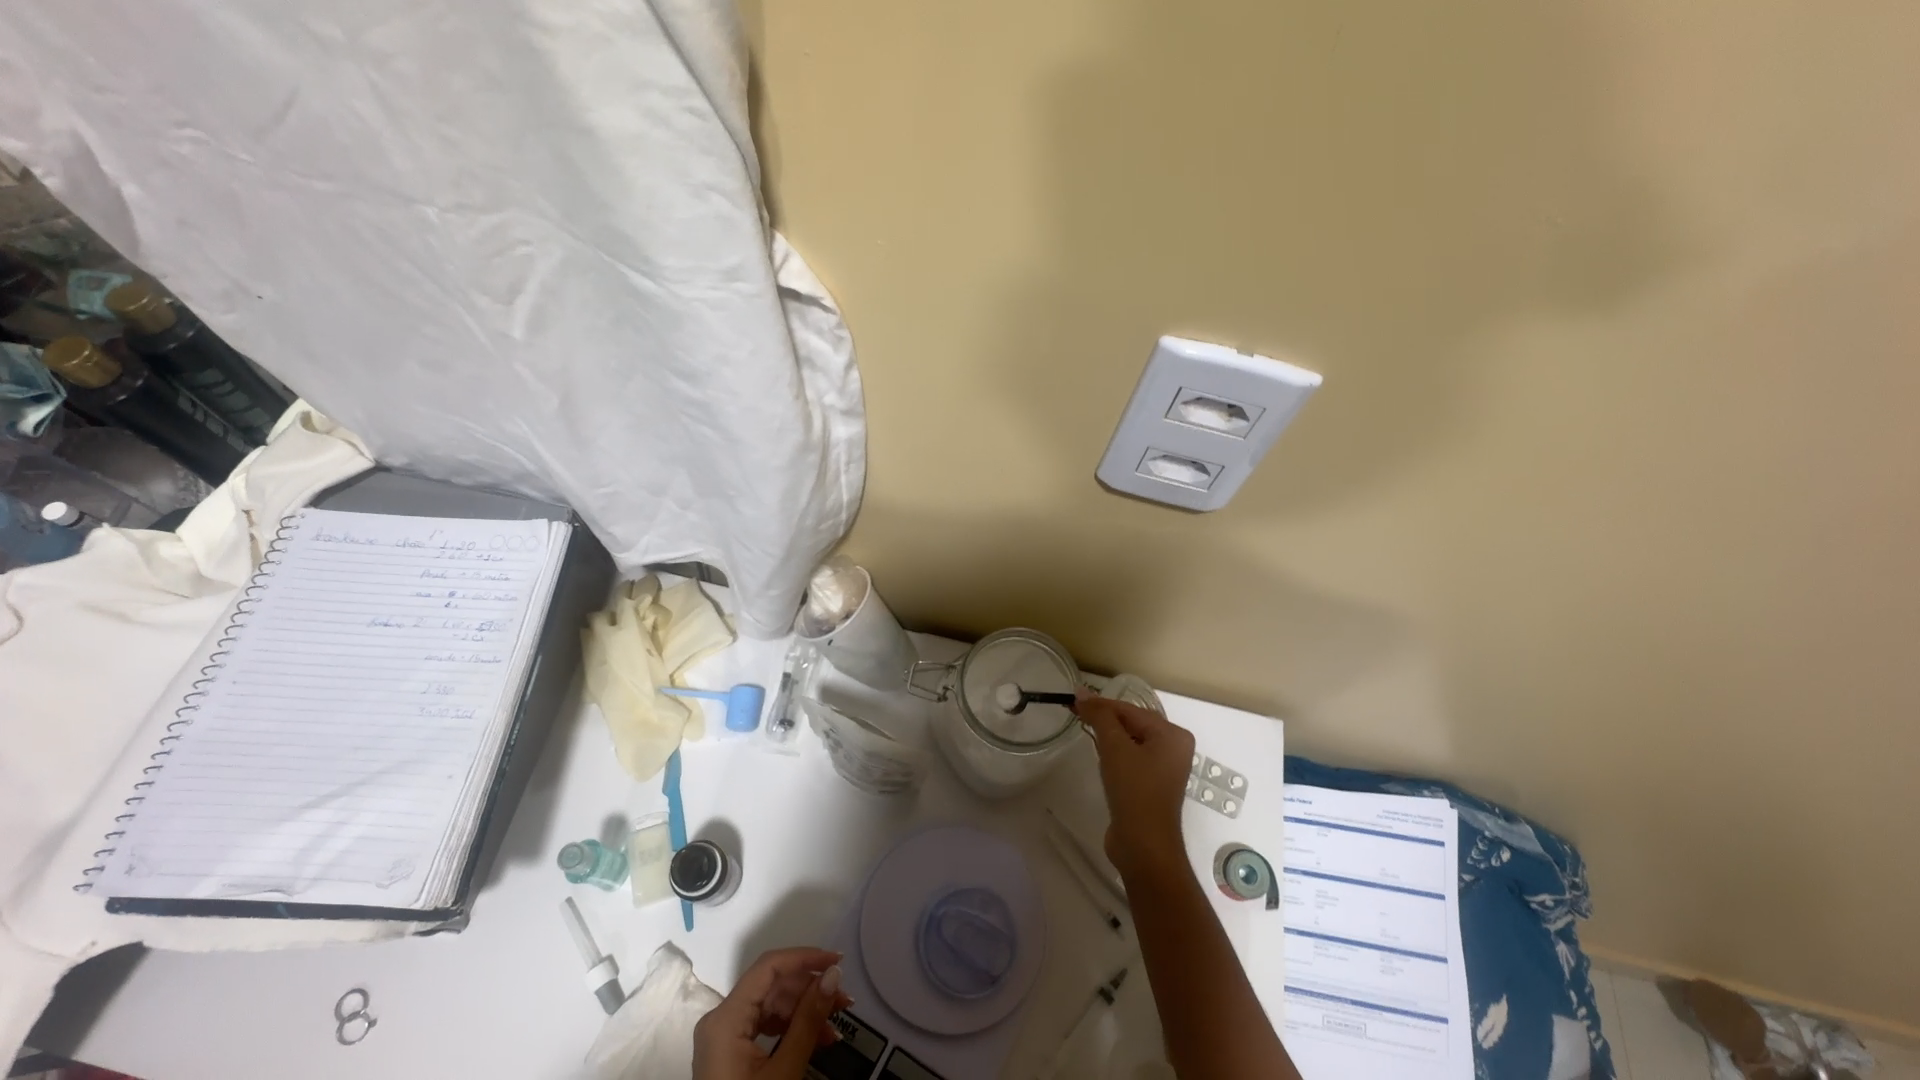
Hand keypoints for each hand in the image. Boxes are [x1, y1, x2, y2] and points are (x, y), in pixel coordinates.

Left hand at [692, 947, 851, 1079]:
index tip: (838, 962)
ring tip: (835, 1027)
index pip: (768, 968)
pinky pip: (763, 1025)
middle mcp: (719, 1019)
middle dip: (809, 990)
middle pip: (770, 986)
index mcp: (725, 1018)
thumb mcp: (784, 1070)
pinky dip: (790, 1028)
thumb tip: (832, 976)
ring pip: (769, 1006)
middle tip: (845, 1002)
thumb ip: (808, 1020)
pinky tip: (816, 1039)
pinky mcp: (728, 1051)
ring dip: (804, 1011)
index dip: (805, 958)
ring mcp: (722, 1036)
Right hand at [1074, 692, 1195, 881]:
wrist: (1143, 844)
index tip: (1072, 700)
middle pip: (1133, 724)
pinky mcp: (1152, 786)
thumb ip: (1099, 716)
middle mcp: (1174, 748)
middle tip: (1075, 714)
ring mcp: (1165, 769)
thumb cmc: (1134, 790)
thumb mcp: (1115, 747)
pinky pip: (1132, 760)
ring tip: (1084, 731)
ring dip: (1108, 737)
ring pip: (1131, 742)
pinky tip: (1100, 757)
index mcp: (1173, 735)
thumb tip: (1082, 692)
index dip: (1100, 705)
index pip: (1130, 710)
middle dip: (1105, 720)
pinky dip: (1115, 755)